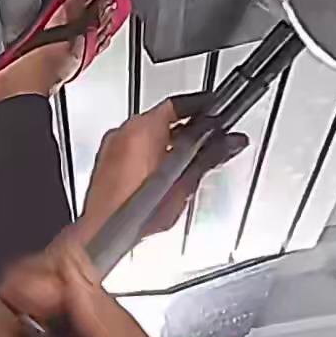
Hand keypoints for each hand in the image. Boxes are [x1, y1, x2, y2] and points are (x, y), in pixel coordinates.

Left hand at [71, 99, 248, 249]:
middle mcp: (124, 132)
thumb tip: (231, 143)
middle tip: (207, 135)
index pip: (177, 104)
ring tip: (187, 156)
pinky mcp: (106, 161)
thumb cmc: (136, 210)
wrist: (105, 231)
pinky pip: (132, 147)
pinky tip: (162, 170)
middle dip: (186, 127)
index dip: (200, 106)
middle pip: (161, 118)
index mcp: (144, 129)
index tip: (213, 108)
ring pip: (146, 133)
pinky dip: (149, 152)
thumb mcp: (182, 183)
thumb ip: (209, 158)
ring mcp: (112, 145)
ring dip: (167, 140)